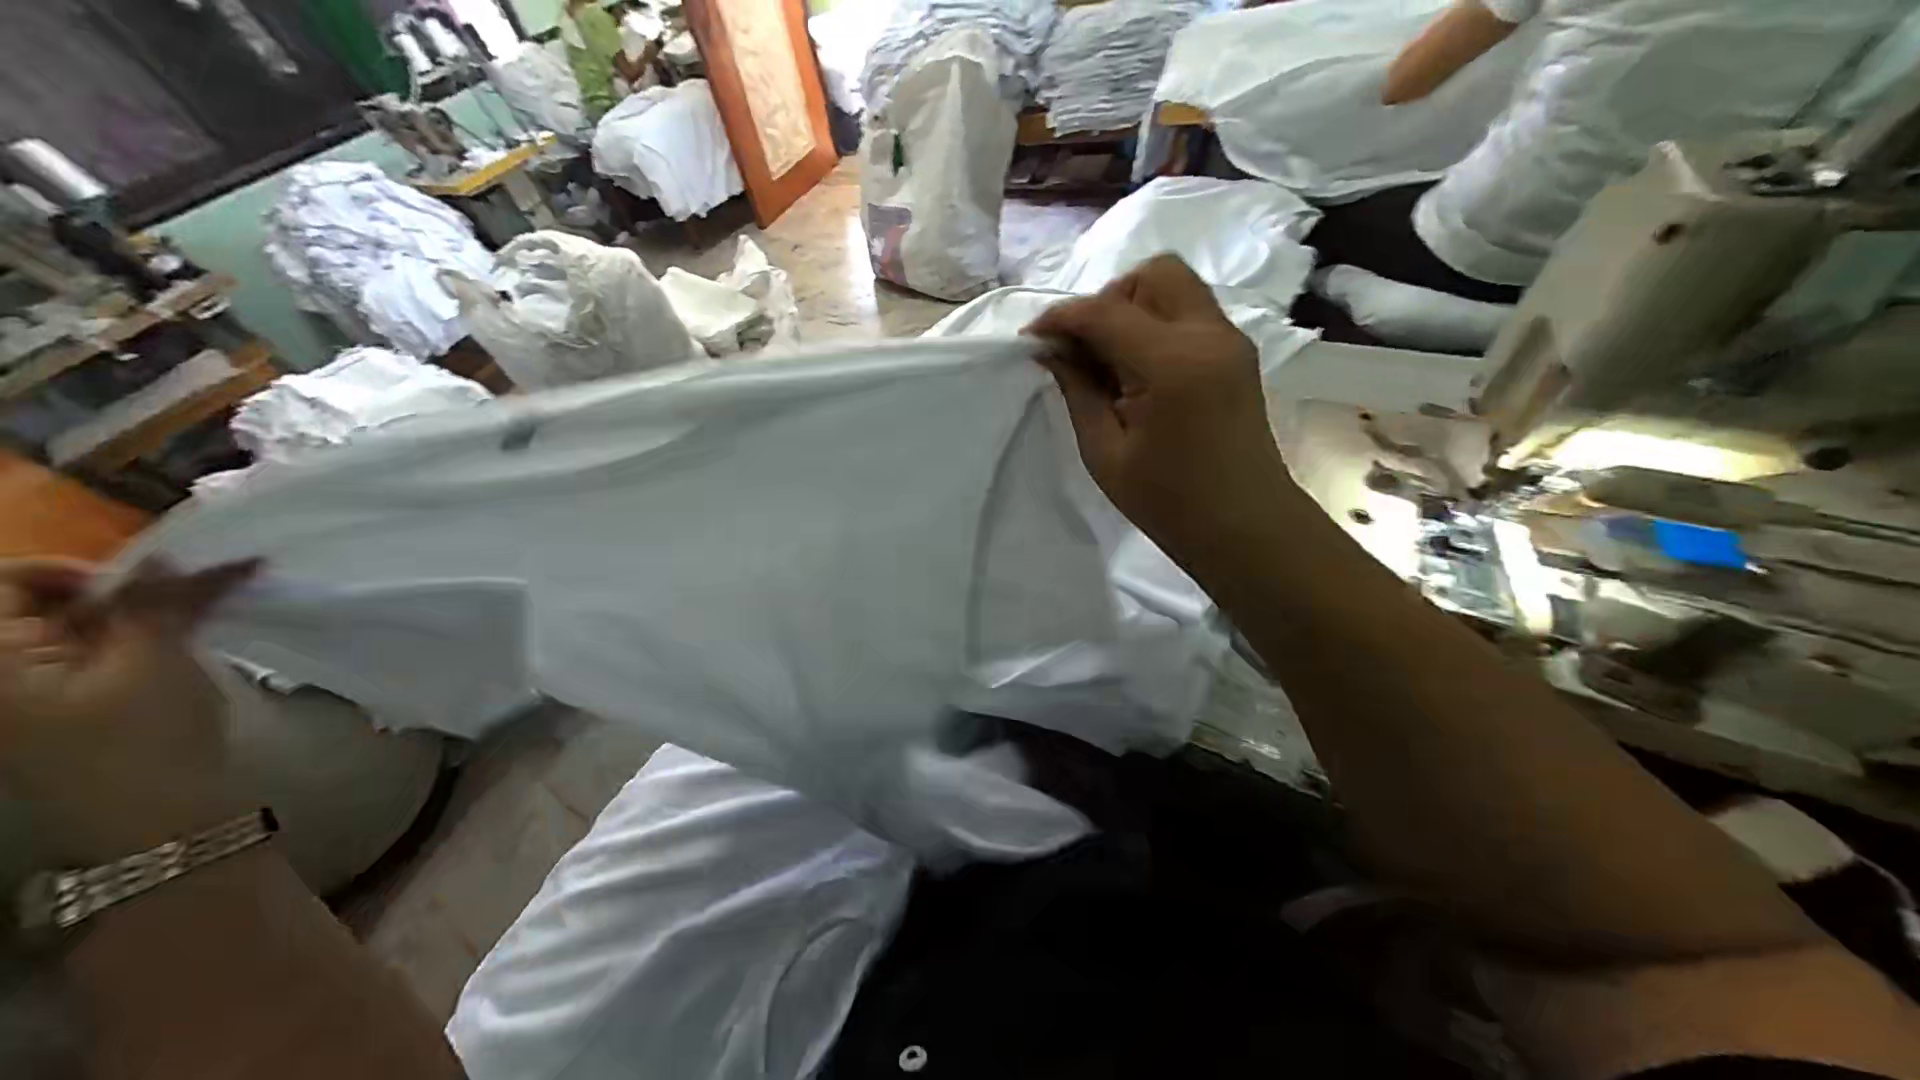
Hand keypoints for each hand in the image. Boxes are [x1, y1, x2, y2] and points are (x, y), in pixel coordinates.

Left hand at [0, 559, 258, 866]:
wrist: (159, 825)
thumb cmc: (144, 741)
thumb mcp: (154, 661)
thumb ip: (155, 602)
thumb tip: (165, 555)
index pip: (5, 581)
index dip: (76, 569)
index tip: (148, 581)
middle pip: (42, 603)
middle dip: (124, 589)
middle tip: (196, 587)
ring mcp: (26, 695)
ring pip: (78, 626)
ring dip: (142, 610)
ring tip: (209, 602)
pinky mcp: (65, 708)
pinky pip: (93, 653)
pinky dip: (141, 635)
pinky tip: (188, 630)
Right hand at [1024, 255, 1298, 564]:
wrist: (1246, 528)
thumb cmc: (1169, 503)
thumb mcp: (1105, 452)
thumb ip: (1077, 389)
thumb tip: (1050, 349)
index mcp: (1174, 364)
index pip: (1106, 312)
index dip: (1061, 318)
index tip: (1031, 339)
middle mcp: (1209, 335)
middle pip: (1153, 274)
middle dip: (1107, 300)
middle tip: (1085, 350)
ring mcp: (1230, 341)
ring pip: (1175, 286)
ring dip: (1133, 309)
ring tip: (1110, 362)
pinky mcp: (1236, 354)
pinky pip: (1189, 313)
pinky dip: (1156, 324)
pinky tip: (1138, 370)